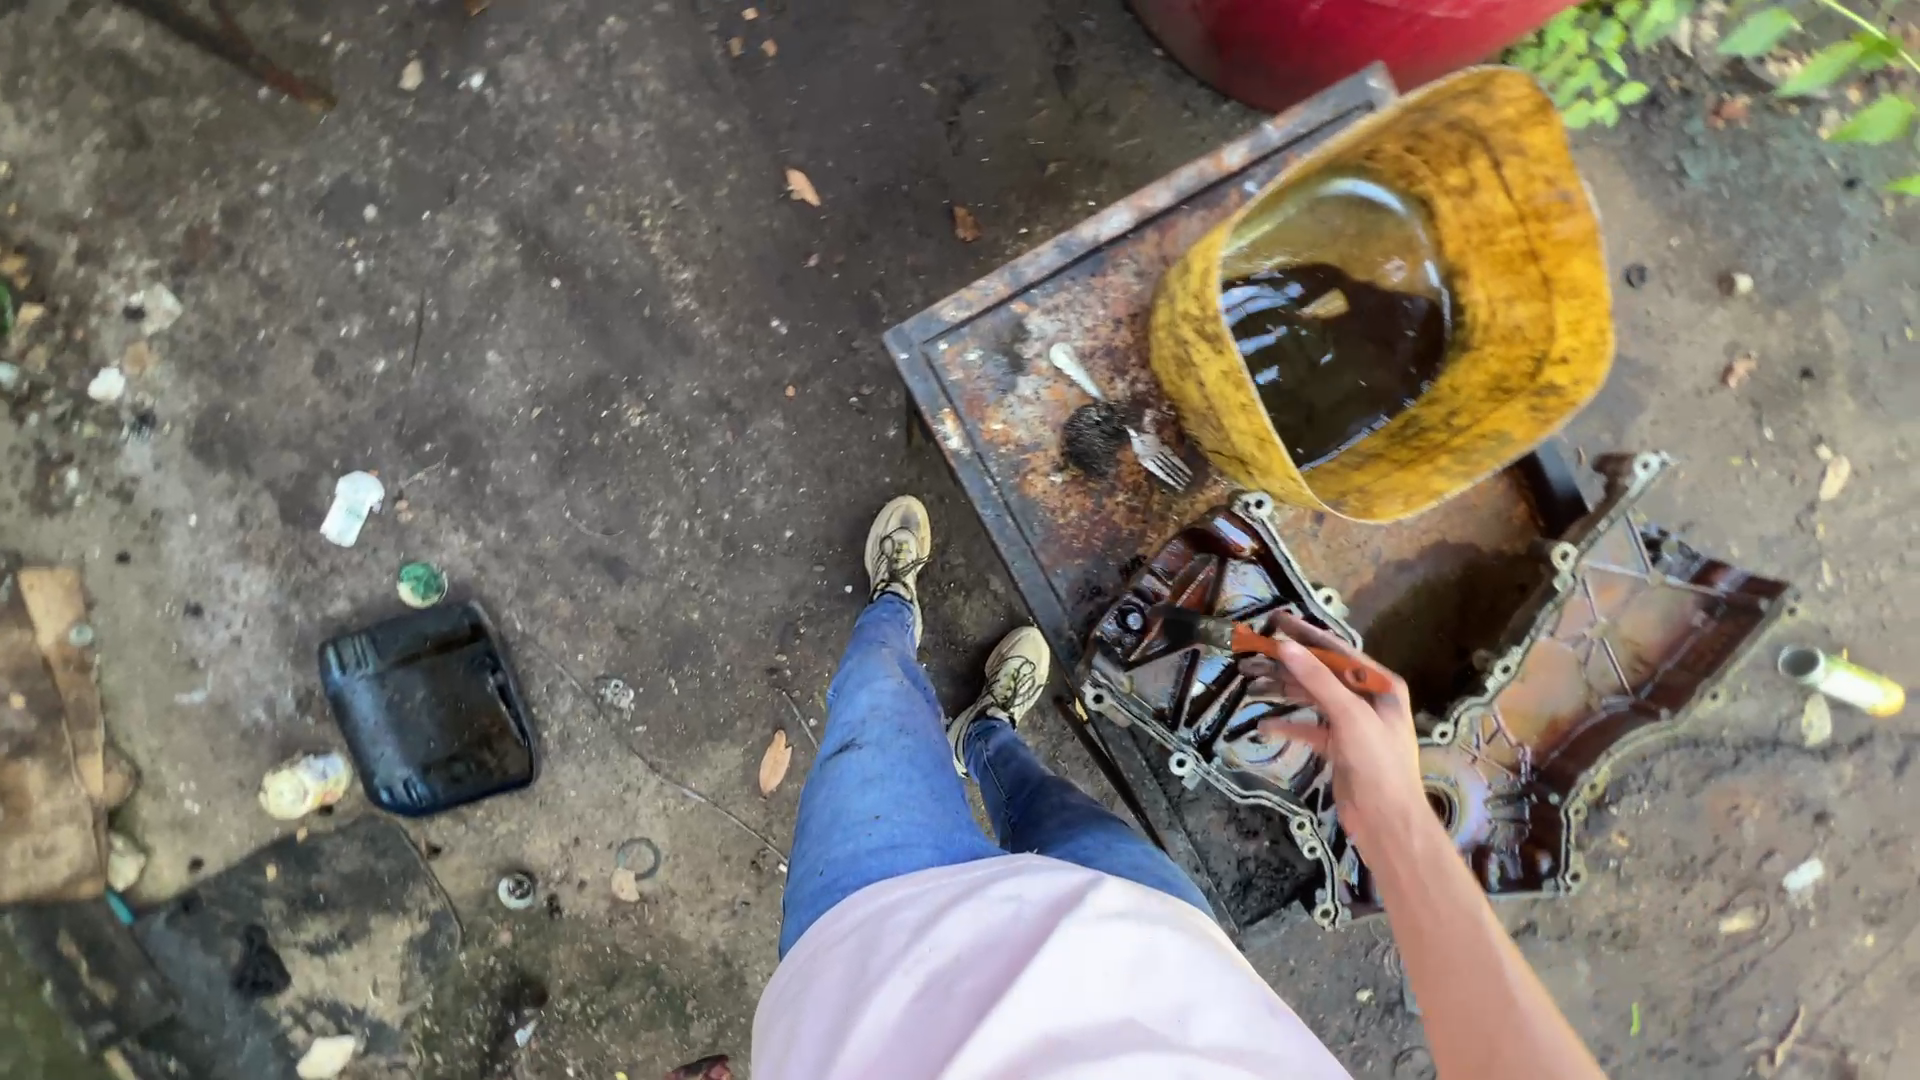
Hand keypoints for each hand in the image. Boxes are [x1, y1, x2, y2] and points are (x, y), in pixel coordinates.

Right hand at [1238, 612, 1428, 858]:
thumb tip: (1285, 646)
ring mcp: (1351, 723)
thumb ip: (1316, 679)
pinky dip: (1286, 724)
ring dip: (1281, 691)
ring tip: (1250, 684)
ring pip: (1309, 697)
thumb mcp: (1349, 715)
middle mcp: (1366, 699)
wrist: (1388, 821)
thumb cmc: (1378, 763)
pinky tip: (1264, 725)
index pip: (1336, 650)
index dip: (1305, 635)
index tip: (1275, 621)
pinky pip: (1307, 726)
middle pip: (1319, 673)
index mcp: (1379, 685)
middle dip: (1286, 665)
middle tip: (1250, 655)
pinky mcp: (1337, 746)